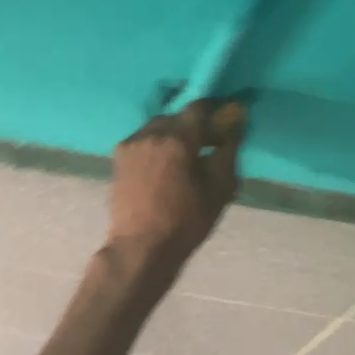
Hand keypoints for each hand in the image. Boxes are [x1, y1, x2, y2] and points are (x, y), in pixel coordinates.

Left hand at [108, 98, 246, 267]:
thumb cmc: (185, 222)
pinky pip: (144, 140)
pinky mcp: (119, 157)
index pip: (199, 108)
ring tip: (188, 155)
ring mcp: (130, 144)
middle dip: (196, 124)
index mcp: (176, 139)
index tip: (229, 115)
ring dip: (175, 133)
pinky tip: (167, 163)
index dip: (217, 108)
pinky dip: (158, 144)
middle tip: (212, 141)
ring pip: (158, 126)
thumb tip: (235, 121)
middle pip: (177, 117)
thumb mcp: (219, 188)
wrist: (141, 247)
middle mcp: (149, 133)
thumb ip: (228, 149)